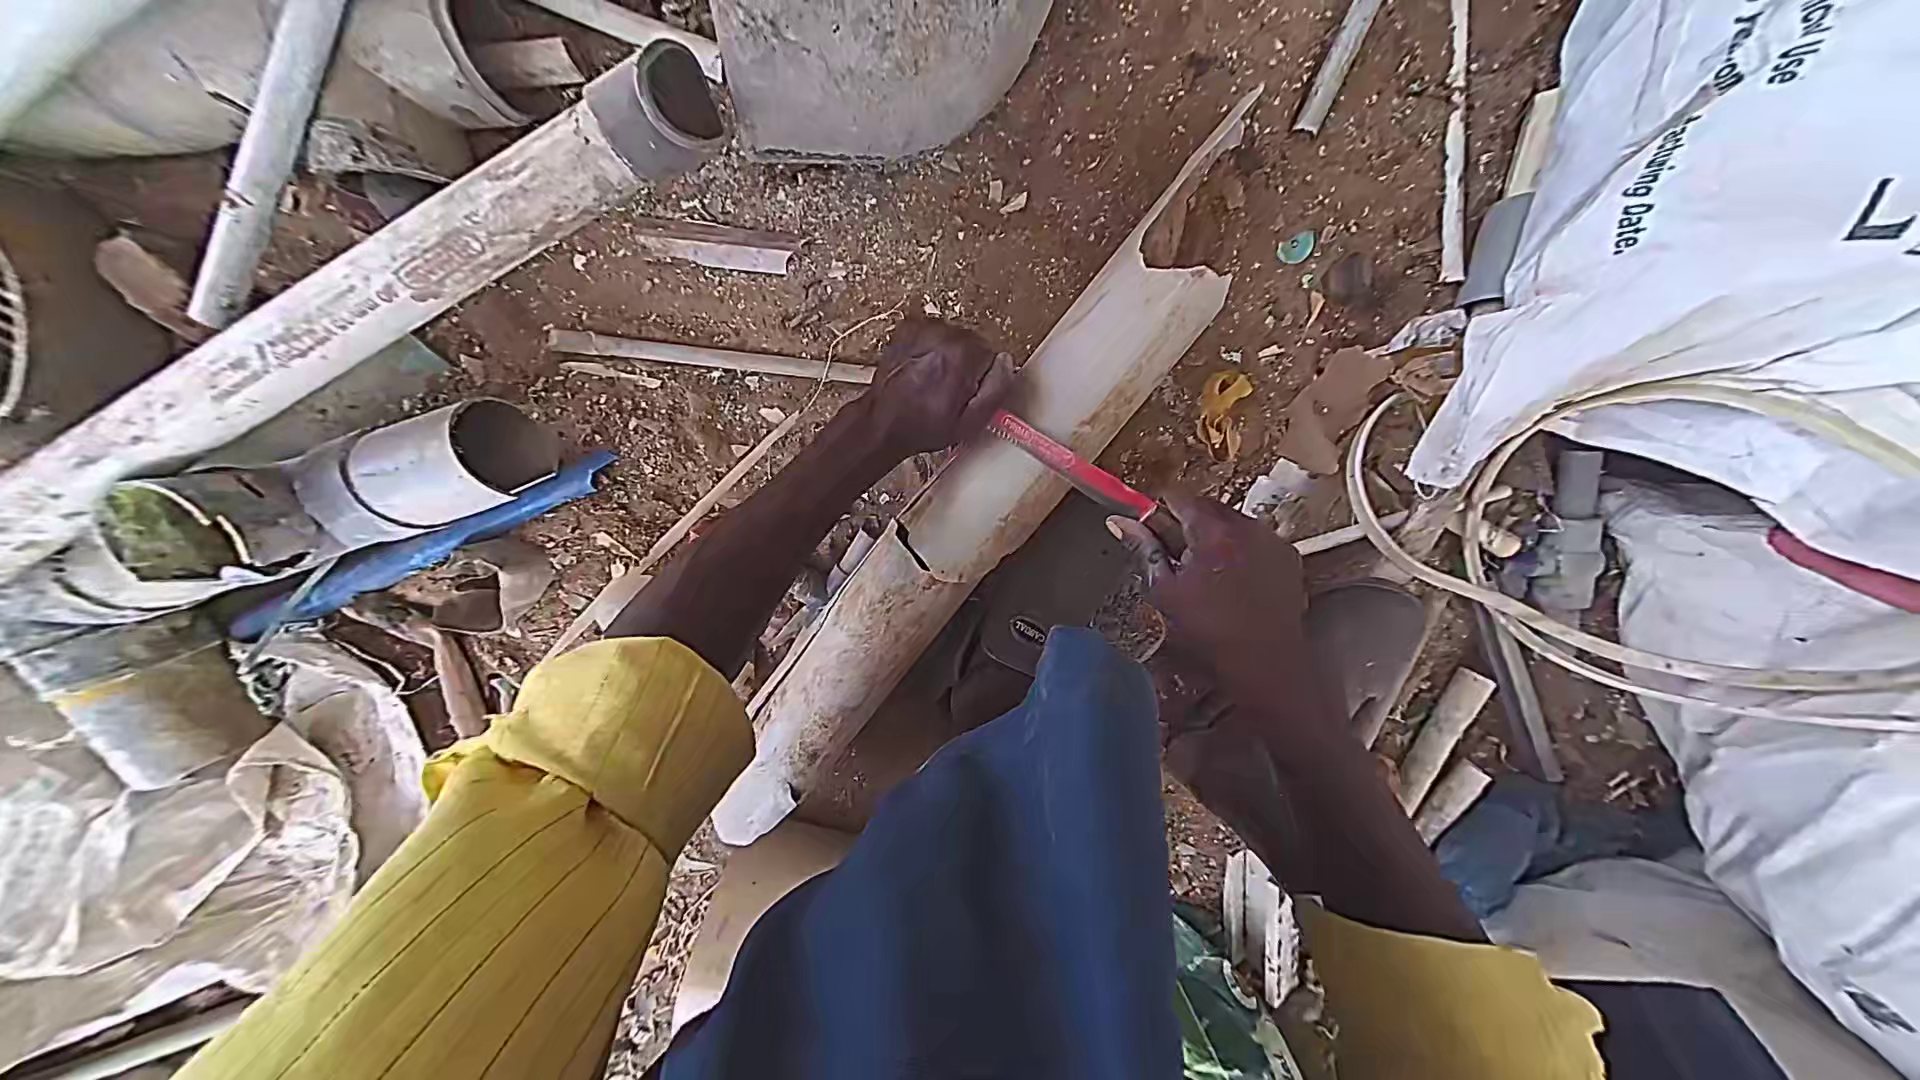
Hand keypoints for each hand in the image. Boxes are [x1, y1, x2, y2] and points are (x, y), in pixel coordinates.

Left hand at [860, 318, 1014, 456]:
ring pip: (953, 339)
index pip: (991, 355)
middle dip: (965, 366)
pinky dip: (930, 349)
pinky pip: (933, 335)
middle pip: (972, 344)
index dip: (981, 378)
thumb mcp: (971, 421)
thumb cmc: (923, 426)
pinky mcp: (907, 330)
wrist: (883, 422)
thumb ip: (996, 389)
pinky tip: (921, 371)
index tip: (966, 393)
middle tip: (948, 391)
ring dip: (947, 357)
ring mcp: (923, 330)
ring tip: (932, 383)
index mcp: (963, 355)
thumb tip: (1007, 363)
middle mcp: (943, 336)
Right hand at [1109, 493, 1308, 694]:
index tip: (1150, 529)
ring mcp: (1273, 541)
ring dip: (1213, 536)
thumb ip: (1144, 549)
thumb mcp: (1164, 590)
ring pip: (1232, 522)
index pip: (1179, 497)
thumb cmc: (1207, 631)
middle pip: (1208, 507)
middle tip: (1173, 556)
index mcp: (1214, 532)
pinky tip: (1230, 580)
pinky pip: (1255, 540)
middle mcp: (1248, 527)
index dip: (1159, 511)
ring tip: (1203, 571)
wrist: (1263, 665)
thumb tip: (1120, 522)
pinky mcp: (1288, 559)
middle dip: (1187, 523)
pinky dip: (1239, 549)